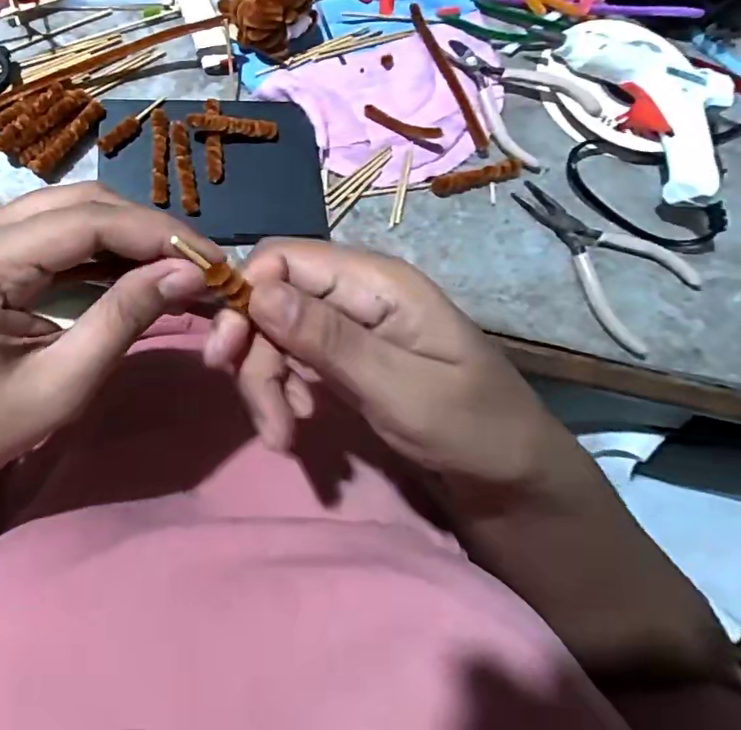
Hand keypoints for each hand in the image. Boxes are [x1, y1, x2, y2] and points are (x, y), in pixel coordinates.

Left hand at [0, 185, 215, 536]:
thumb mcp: (66, 382)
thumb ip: (126, 317)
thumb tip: (190, 272)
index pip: (85, 221)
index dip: (155, 233)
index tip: (210, 258)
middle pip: (82, 202)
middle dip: (148, 229)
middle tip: (200, 262)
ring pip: (76, 205)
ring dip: (131, 230)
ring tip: (178, 262)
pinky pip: (61, 224)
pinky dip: (107, 241)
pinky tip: (140, 264)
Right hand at [204, 239, 572, 491]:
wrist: (513, 482)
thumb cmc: (473, 430)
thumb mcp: (401, 389)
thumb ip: (328, 339)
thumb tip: (257, 291)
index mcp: (375, 281)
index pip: (284, 258)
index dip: (244, 294)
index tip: (227, 354)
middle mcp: (355, 293)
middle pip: (271, 298)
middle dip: (254, 353)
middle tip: (263, 417)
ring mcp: (347, 326)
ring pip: (274, 332)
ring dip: (264, 382)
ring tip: (281, 436)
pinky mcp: (342, 358)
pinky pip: (290, 359)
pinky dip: (281, 392)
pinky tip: (294, 425)